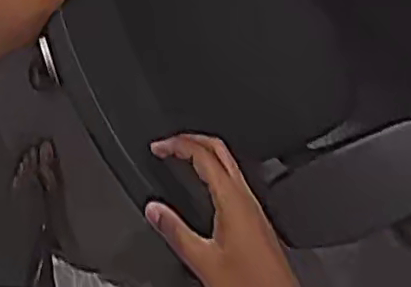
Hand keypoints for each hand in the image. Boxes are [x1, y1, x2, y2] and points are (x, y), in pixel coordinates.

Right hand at [145, 135, 298, 286]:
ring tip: (182, 156)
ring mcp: (253, 205)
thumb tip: (154, 210)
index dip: (176, 144)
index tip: (158, 147)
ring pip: (228, 161)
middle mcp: (245, 195)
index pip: (201, 153)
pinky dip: (214, 169)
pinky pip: (233, 178)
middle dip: (191, 138)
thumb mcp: (205, 262)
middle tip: (169, 143)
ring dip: (203, 151)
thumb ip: (176, 233)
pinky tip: (205, 185)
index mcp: (232, 198)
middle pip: (218, 148)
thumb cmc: (251, 284)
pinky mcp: (256, 217)